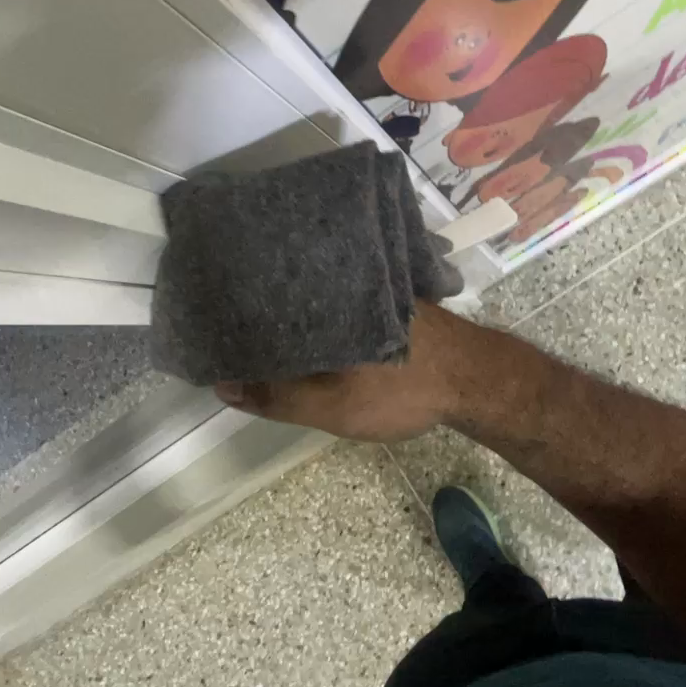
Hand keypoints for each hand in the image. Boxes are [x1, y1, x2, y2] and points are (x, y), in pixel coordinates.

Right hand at [215, 306, 468, 442]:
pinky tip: (307, 325)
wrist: (476, 380)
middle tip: (227, 323)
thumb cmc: (403, 391)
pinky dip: (315, 310)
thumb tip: (222, 384)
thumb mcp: (334, 406)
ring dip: (287, 308)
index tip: (208, 322)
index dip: (232, 309)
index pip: (262, 295)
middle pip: (284, 289)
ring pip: (310, 294)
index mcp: (324, 298)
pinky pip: (334, 296)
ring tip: (258, 325)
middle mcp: (340, 279)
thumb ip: (278, 396)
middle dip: (256, 303)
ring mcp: (364, 284)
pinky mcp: (381, 293)